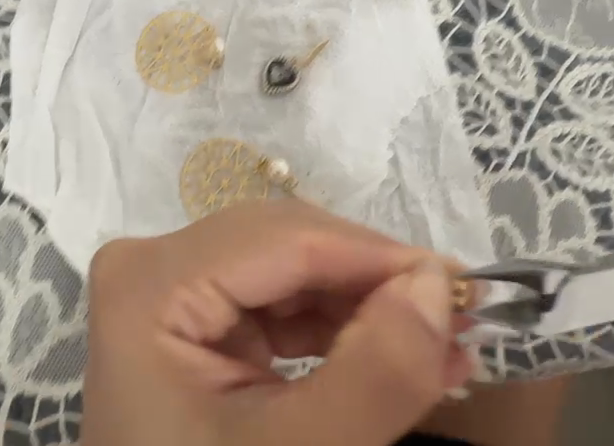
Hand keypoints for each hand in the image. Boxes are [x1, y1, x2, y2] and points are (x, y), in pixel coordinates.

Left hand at [82, 199, 470, 445]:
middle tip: (460, 314)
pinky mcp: (191, 320)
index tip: (462, 283)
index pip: (284, 238)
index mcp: (151, 282)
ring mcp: (168, 290)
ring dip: (366, 305)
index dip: (377, 254)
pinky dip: (336, 328)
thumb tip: (438, 285)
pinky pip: (274, 304)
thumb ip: (372, 374)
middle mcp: (152, 265)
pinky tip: (396, 350)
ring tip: (443, 341)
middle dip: (375, 281)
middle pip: (285, 246)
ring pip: (288, 271)